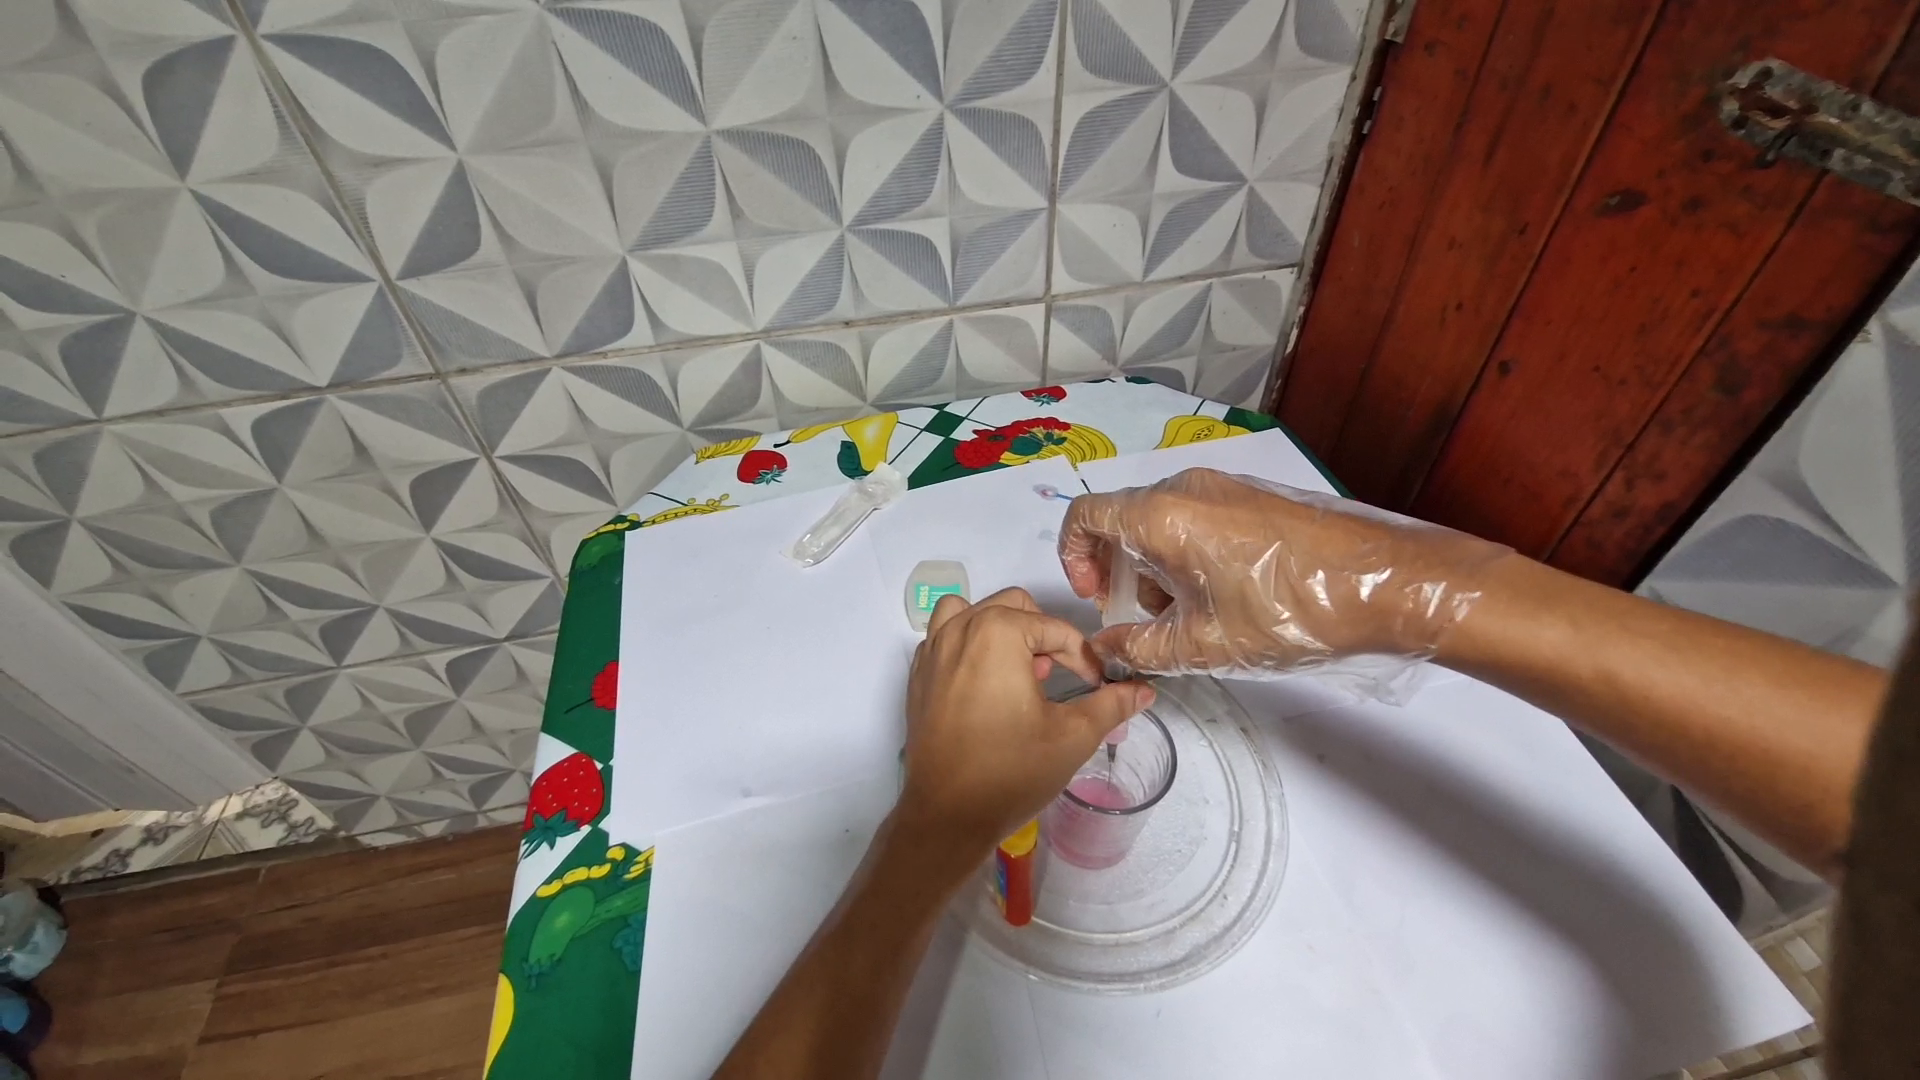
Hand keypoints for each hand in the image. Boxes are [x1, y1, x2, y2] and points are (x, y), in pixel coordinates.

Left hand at [899, 588, 1152, 858]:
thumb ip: (1112, 705)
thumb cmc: (1011, 771)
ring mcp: (932, 649)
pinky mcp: (918, 673)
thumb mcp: (1072, 736)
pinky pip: (945, 637)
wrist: (947, 815)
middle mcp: (960, 628)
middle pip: (1015, 606)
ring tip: (1016, 670)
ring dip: (1000, 629)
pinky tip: (984, 684)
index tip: (1097, 685)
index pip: (1056, 629)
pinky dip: (967, 644)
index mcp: (998, 632)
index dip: (1084, 657)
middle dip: (1044, 636)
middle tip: (1058, 676)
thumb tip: (1144, 690)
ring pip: (971, 612)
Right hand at [1057, 468, 1508, 676]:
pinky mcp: (1251, 495)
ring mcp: (1222, 486)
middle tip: (1140, 617)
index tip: (1098, 599)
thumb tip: (1103, 650)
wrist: (1389, 581)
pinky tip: (1223, 593)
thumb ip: (1137, 648)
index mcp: (1162, 516)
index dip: (1074, 558)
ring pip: (1159, 521)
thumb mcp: (1202, 644)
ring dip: (1154, 567)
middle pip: (1121, 519)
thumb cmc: (1286, 611)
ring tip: (1189, 614)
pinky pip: (1194, 517)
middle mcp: (1185, 488)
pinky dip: (1185, 553)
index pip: (1084, 516)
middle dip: (1117, 571)